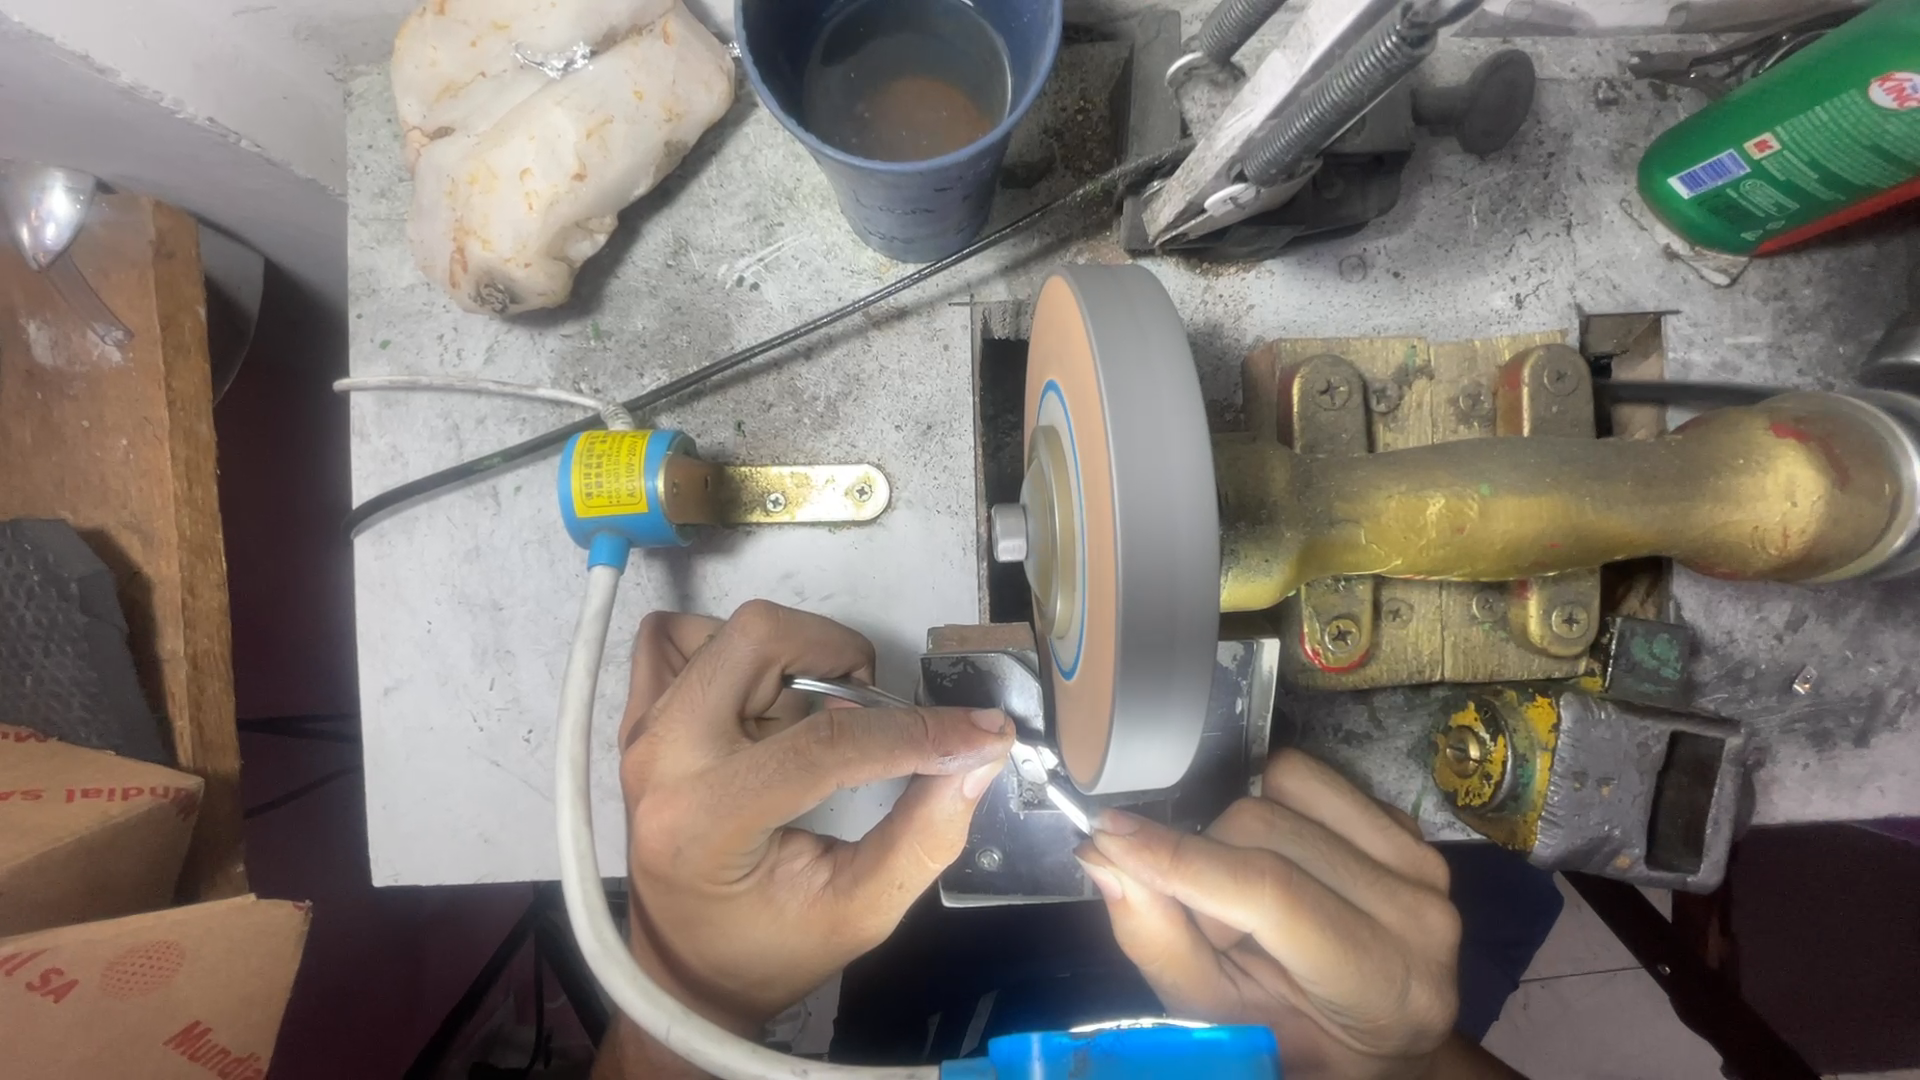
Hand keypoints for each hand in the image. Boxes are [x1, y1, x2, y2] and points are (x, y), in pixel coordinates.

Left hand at [611, 601, 1012, 1044]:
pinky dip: (730, 648)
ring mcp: (640, 728)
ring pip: (727, 629)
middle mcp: (660, 758)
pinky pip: (675, 636)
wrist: (680, 968)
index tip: (981, 729)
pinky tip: (756, 698)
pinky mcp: (638, 713)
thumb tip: (981, 749)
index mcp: (704, 823)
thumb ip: (927, 833)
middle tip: (865, 710)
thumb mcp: (861, 911)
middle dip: (838, 656)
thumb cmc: (769, 948)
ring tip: (807, 716)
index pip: (824, 745)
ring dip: (791, 656)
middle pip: (760, 637)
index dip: (915, 731)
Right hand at [1076, 750, 1461, 1079]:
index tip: (1108, 832)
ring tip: (1246, 886)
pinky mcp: (1404, 821)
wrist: (1381, 1028)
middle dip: (1204, 862)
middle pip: (1262, 827)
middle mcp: (1415, 913)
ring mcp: (1419, 859)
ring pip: (1279, 785)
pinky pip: (1303, 772)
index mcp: (1378, 982)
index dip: (1179, 856)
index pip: (1269, 891)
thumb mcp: (1215, 1014)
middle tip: (1210, 914)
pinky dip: (1266, 797)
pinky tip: (1279, 851)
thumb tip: (1101, 855)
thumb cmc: (1292, 1030)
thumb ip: (1157, 939)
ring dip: (1233, 829)